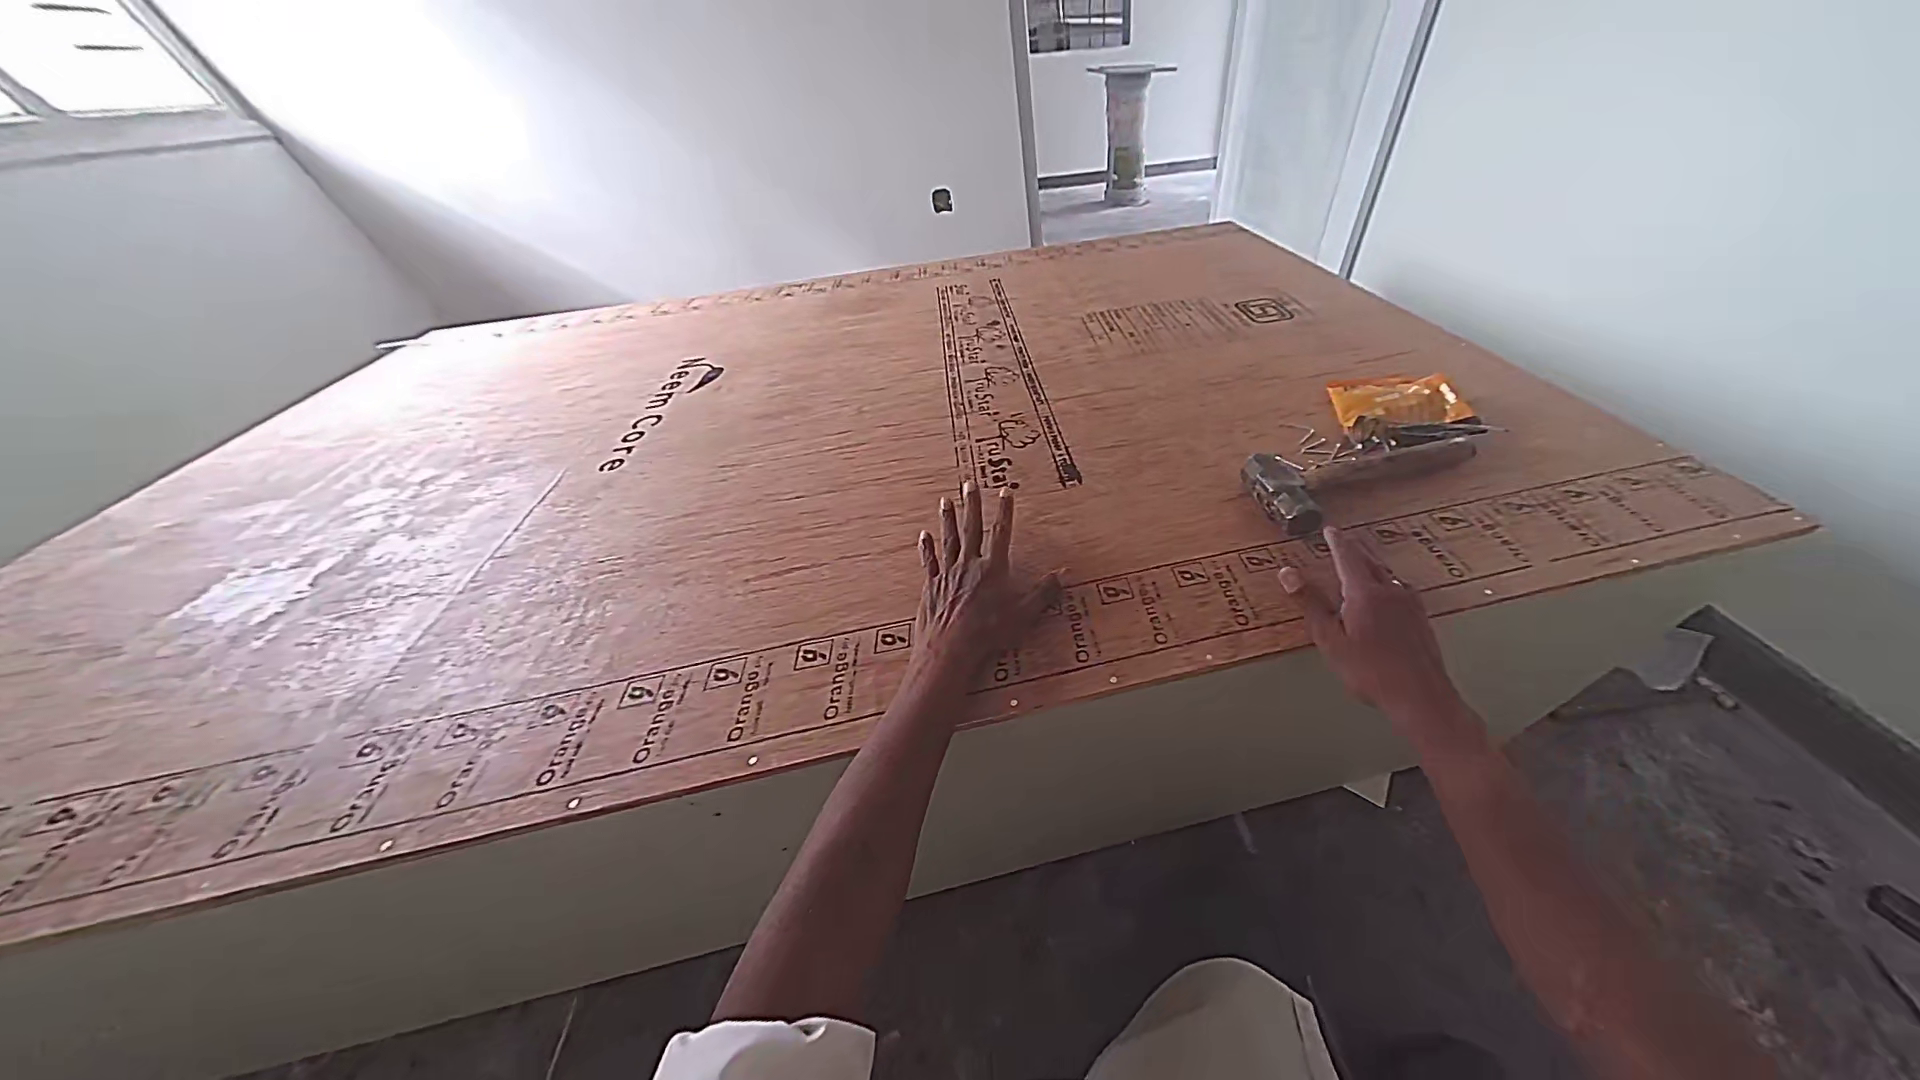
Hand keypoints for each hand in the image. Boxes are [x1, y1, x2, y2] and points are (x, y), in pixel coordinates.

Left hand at [912, 482, 1060, 688]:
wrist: (951, 648)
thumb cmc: (989, 633)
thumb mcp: (1024, 614)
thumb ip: (1044, 592)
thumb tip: (1065, 574)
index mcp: (993, 569)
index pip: (1001, 532)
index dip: (1004, 511)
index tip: (1005, 491)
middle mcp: (969, 565)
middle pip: (971, 529)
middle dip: (972, 505)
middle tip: (968, 483)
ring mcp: (948, 574)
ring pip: (949, 540)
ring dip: (948, 519)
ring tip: (946, 500)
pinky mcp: (932, 587)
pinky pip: (930, 562)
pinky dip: (927, 548)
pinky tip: (923, 535)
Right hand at [1278, 526, 1464, 726]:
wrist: (1420, 697)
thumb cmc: (1370, 671)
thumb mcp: (1329, 638)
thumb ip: (1309, 603)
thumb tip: (1288, 573)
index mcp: (1365, 593)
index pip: (1348, 557)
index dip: (1337, 542)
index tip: (1330, 530)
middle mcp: (1392, 592)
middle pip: (1371, 562)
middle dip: (1355, 549)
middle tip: (1344, 539)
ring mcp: (1410, 605)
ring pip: (1387, 575)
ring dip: (1371, 564)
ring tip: (1362, 561)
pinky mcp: (1420, 619)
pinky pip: (1399, 589)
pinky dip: (1385, 581)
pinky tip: (1386, 592)